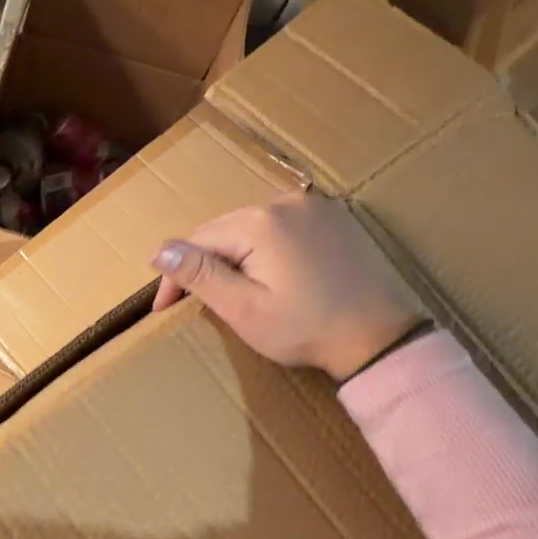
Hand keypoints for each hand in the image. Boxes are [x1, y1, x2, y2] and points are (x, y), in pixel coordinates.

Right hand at [150, 192, 423, 380]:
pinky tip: (263, 276)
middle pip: (223, 230)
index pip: (196, 240)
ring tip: (225, 291)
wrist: (379, 336)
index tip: (164, 309)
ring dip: (231, 256)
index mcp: (260, 223)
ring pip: (249, 228)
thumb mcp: (242, 307)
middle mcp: (287, 202)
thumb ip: (199, 275)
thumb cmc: (305, 329)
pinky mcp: (334, 218)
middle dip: (201, 263)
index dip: (174, 274)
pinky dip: (262, 250)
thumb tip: (158, 251)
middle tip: (188, 302)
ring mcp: (315, 207)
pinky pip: (280, 227)